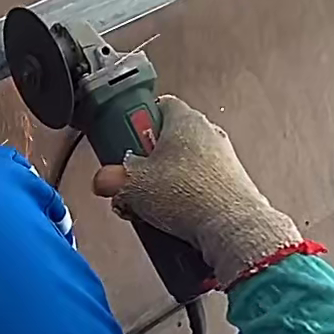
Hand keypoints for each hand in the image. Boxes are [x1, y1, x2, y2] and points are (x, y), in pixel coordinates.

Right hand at [91, 95, 304, 283]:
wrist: (231, 228)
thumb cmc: (190, 196)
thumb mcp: (130, 183)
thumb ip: (109, 178)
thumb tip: (103, 180)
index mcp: (185, 120)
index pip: (157, 105)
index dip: (136, 121)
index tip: (123, 138)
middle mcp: (208, 134)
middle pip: (167, 141)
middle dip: (146, 162)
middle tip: (132, 179)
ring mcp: (222, 160)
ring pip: (181, 167)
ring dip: (164, 184)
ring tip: (150, 205)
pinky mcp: (230, 186)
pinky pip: (197, 188)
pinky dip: (183, 201)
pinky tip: (172, 218)